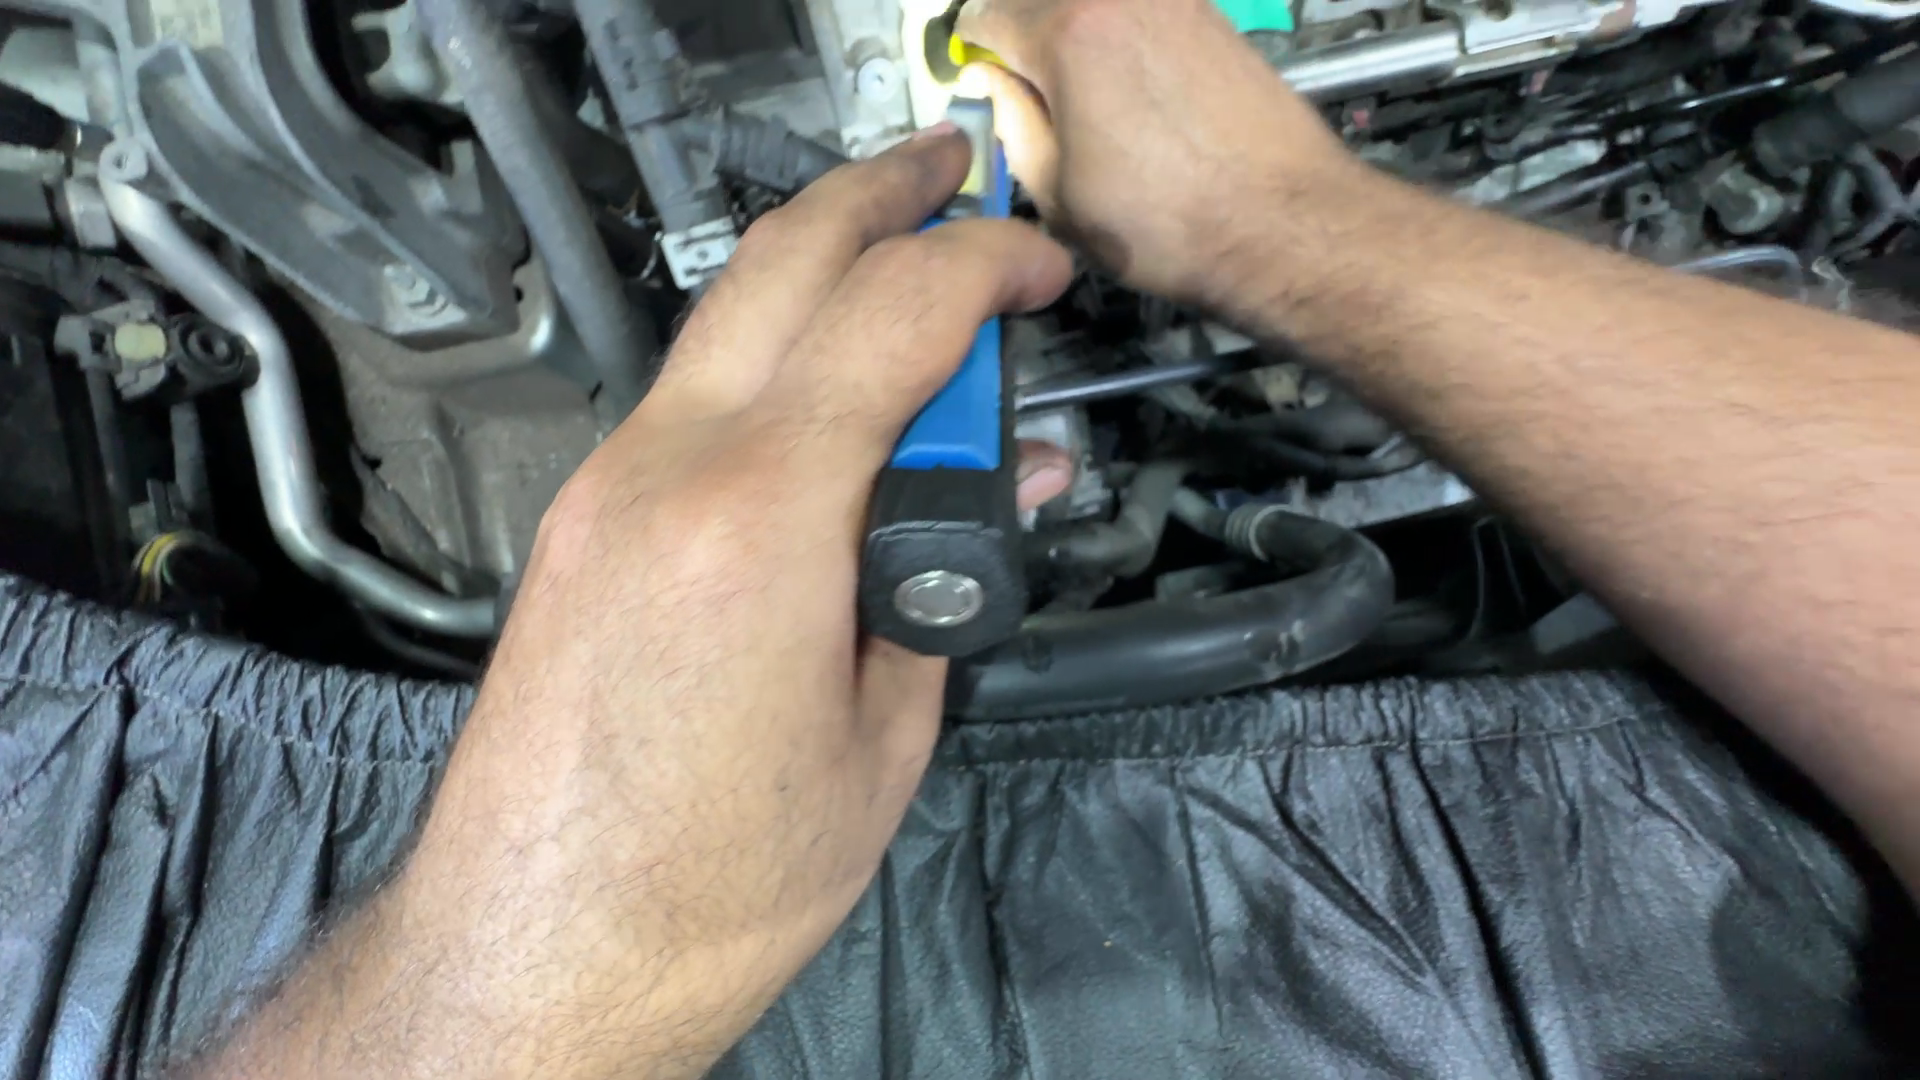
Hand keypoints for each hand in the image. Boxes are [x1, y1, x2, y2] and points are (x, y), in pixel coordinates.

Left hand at [215, 131, 1072, 1079]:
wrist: (542, 949)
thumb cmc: (725, 876)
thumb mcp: (890, 725)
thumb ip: (950, 574)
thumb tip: (1011, 477)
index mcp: (764, 519)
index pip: (895, 315)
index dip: (986, 267)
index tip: (1040, 270)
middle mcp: (669, 467)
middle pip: (787, 256)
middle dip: (887, 193)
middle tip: (957, 176)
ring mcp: (612, 479)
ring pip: (734, 309)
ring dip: (830, 265)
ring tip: (912, 267)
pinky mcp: (592, 512)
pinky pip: (703, 384)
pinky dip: (784, 349)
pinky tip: (842, 384)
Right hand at [957, 0, 1352, 305]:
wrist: (1277, 222)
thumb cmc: (1160, 225)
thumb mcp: (1057, 195)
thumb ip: (1013, 125)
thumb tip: (999, 83)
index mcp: (1068, 31)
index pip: (987, 14)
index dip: (971, 52)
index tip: (974, 79)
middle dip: (1020, 34)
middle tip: (1020, 87)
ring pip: (1091, 4)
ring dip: (1068, 35)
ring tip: (1073, 96)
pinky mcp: (1209, 12)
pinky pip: (1136, 9)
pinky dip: (1112, 33)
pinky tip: (1122, 89)